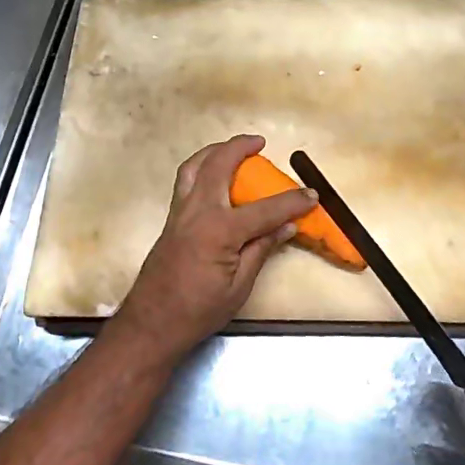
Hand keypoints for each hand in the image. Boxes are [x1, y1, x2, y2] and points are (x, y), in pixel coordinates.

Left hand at [105, 135, 317, 363]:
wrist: (152, 322)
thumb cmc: (198, 311)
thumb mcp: (239, 287)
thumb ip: (262, 250)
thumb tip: (287, 226)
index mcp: (219, 230)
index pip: (265, 209)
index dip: (292, 201)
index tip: (312, 195)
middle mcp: (197, 211)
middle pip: (218, 165)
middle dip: (240, 148)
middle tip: (259, 142)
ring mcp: (180, 212)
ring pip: (194, 166)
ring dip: (215, 151)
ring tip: (232, 148)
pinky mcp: (171, 218)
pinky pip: (185, 180)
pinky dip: (200, 167)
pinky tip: (211, 174)